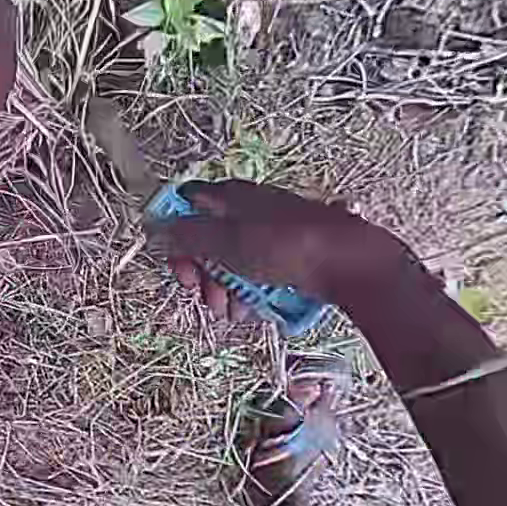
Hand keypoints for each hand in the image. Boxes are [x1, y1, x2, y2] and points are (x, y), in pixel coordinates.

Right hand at [163, 180, 409, 318]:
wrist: (350, 264)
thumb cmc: (283, 247)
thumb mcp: (223, 241)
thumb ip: (185, 235)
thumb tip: (156, 228)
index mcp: (229, 197)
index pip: (185, 206)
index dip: (172, 231)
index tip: (172, 258)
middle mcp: (246, 210)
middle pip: (204, 239)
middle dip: (198, 270)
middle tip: (199, 290)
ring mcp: (267, 233)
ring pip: (227, 260)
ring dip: (220, 288)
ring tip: (230, 309)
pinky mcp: (285, 255)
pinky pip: (253, 273)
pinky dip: (245, 291)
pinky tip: (249, 308)